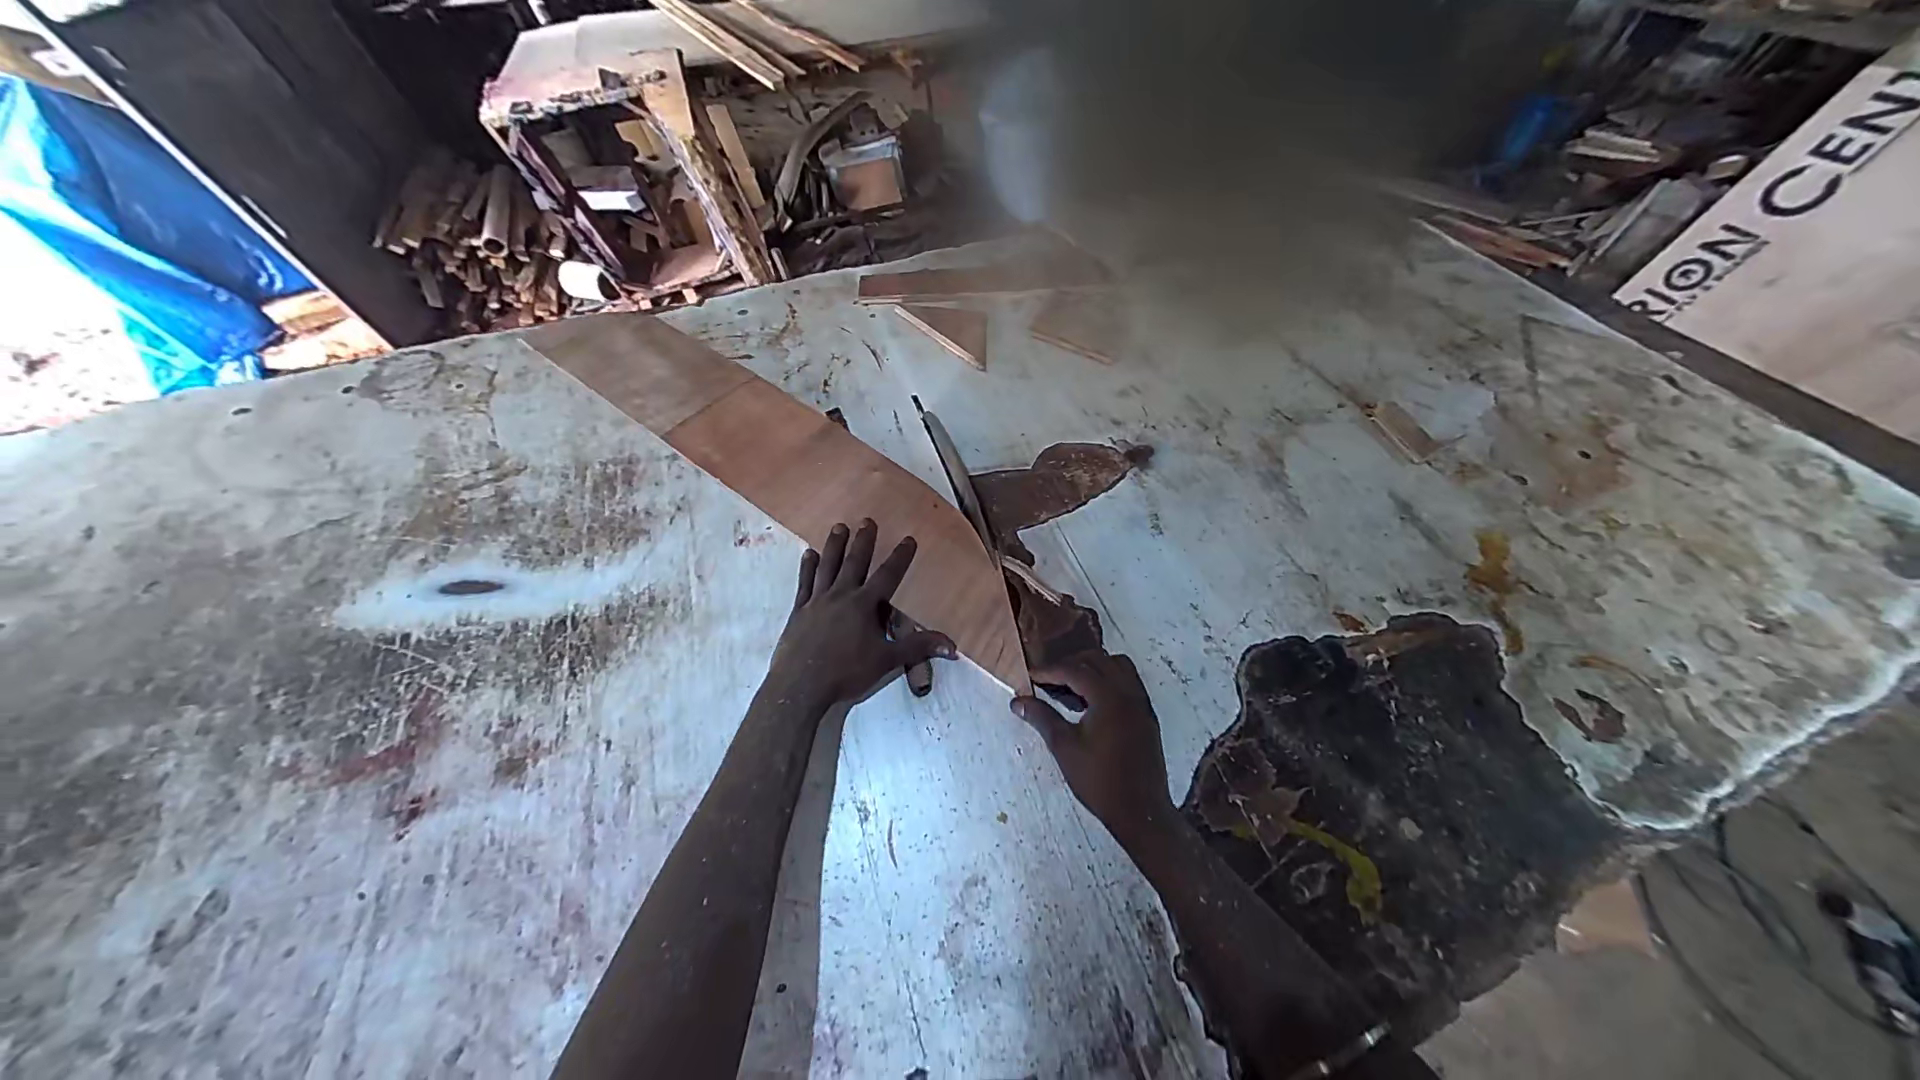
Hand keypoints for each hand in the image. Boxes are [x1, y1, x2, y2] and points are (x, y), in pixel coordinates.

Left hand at [765, 520, 954, 709]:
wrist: (801, 686)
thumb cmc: (846, 673)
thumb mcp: (887, 660)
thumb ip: (918, 648)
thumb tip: (951, 646)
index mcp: (863, 605)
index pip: (887, 576)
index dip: (900, 557)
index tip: (908, 539)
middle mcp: (840, 596)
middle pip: (854, 563)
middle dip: (863, 541)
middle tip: (867, 520)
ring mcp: (816, 601)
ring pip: (828, 566)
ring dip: (835, 546)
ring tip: (839, 527)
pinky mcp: (798, 611)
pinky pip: (805, 583)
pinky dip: (808, 567)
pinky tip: (809, 554)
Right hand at [1011, 652, 1176, 846]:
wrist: (1140, 812)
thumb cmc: (1099, 781)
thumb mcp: (1064, 747)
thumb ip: (1041, 718)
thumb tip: (1018, 701)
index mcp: (1109, 697)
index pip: (1075, 670)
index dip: (1050, 670)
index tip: (1031, 676)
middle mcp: (1129, 693)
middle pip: (1097, 660)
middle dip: (1070, 665)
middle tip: (1048, 680)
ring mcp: (1141, 704)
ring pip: (1117, 667)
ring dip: (1093, 669)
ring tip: (1070, 688)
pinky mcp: (1147, 717)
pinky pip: (1128, 683)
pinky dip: (1108, 681)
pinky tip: (1091, 703)